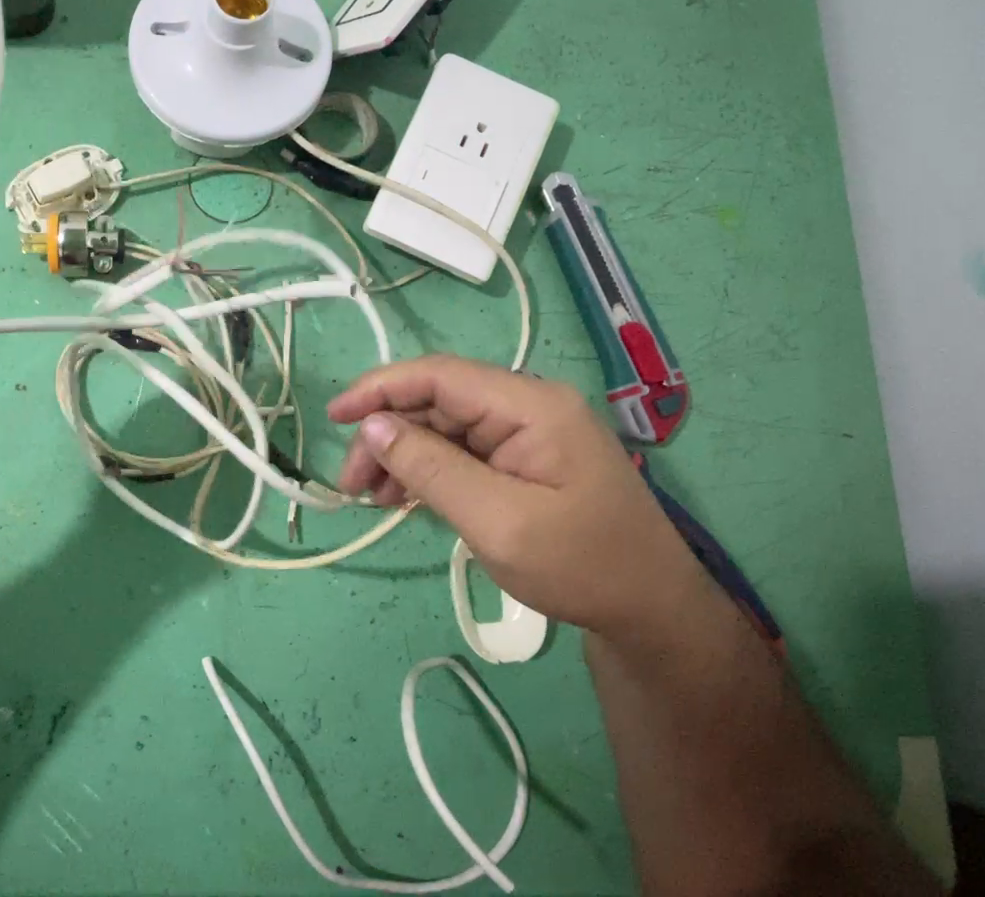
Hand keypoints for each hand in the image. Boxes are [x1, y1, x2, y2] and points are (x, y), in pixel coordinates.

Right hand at [328, 355, 706, 637]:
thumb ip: (432, 468)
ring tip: (371, 498)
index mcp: (531, 406)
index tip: (334, 417)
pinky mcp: (521, 459)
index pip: (440, 375)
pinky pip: (459, 450)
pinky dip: (425, 470)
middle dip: (385, 434)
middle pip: (436, 401)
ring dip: (400, 455)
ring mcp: (526, 432)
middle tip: (350, 485)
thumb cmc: (581, 567)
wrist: (650, 610)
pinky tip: (401, 497)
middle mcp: (527, 406)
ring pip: (442, 426)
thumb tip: (373, 425)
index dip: (380, 388)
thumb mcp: (498, 522)